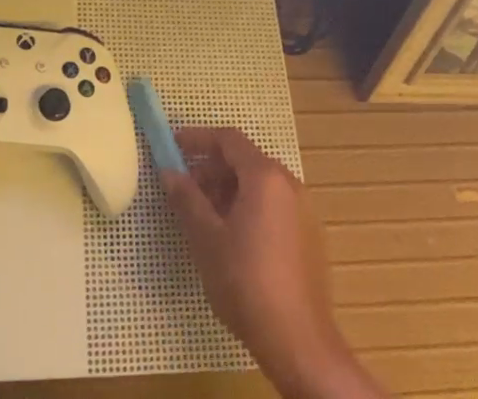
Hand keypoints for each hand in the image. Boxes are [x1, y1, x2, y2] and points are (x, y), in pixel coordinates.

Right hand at [161, 127, 383, 398]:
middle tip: (182, 189)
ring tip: (201, 216)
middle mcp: (289, 185)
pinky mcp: (308, 236)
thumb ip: (186, 198)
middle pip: (245, 161)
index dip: (197, 139)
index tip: (172, 146)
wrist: (297, 338)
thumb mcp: (206, 238)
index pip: (229, 140)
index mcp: (266, 178)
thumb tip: (169, 171)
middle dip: (210, 169)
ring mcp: (303, 211)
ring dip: (227, 190)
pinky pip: (273, 206)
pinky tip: (229, 237)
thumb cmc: (245, 281)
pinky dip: (247, 207)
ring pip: (259, 185)